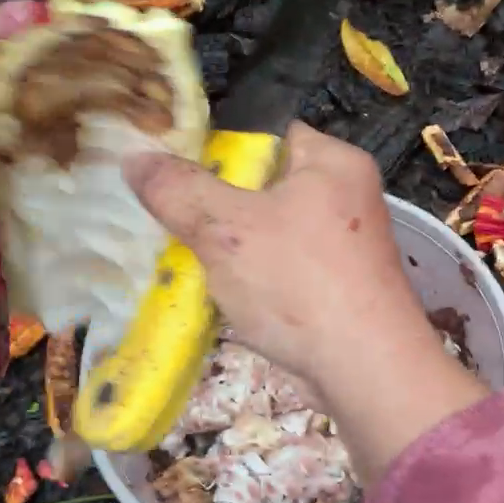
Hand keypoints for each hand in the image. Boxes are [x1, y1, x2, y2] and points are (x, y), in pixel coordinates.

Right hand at [126, 123, 488, 483]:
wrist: (367, 370)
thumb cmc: (300, 284)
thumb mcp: (226, 230)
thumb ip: (178, 190)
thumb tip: (136, 159)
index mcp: (335, 162)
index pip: (267, 132)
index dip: (217, 147)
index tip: (174, 172)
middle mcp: (349, 198)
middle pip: (265, 186)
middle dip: (219, 207)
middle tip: (176, 222)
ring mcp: (348, 248)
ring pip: (272, 234)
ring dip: (233, 251)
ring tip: (192, 262)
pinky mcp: (342, 289)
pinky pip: (286, 272)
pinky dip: (258, 283)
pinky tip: (227, 297)